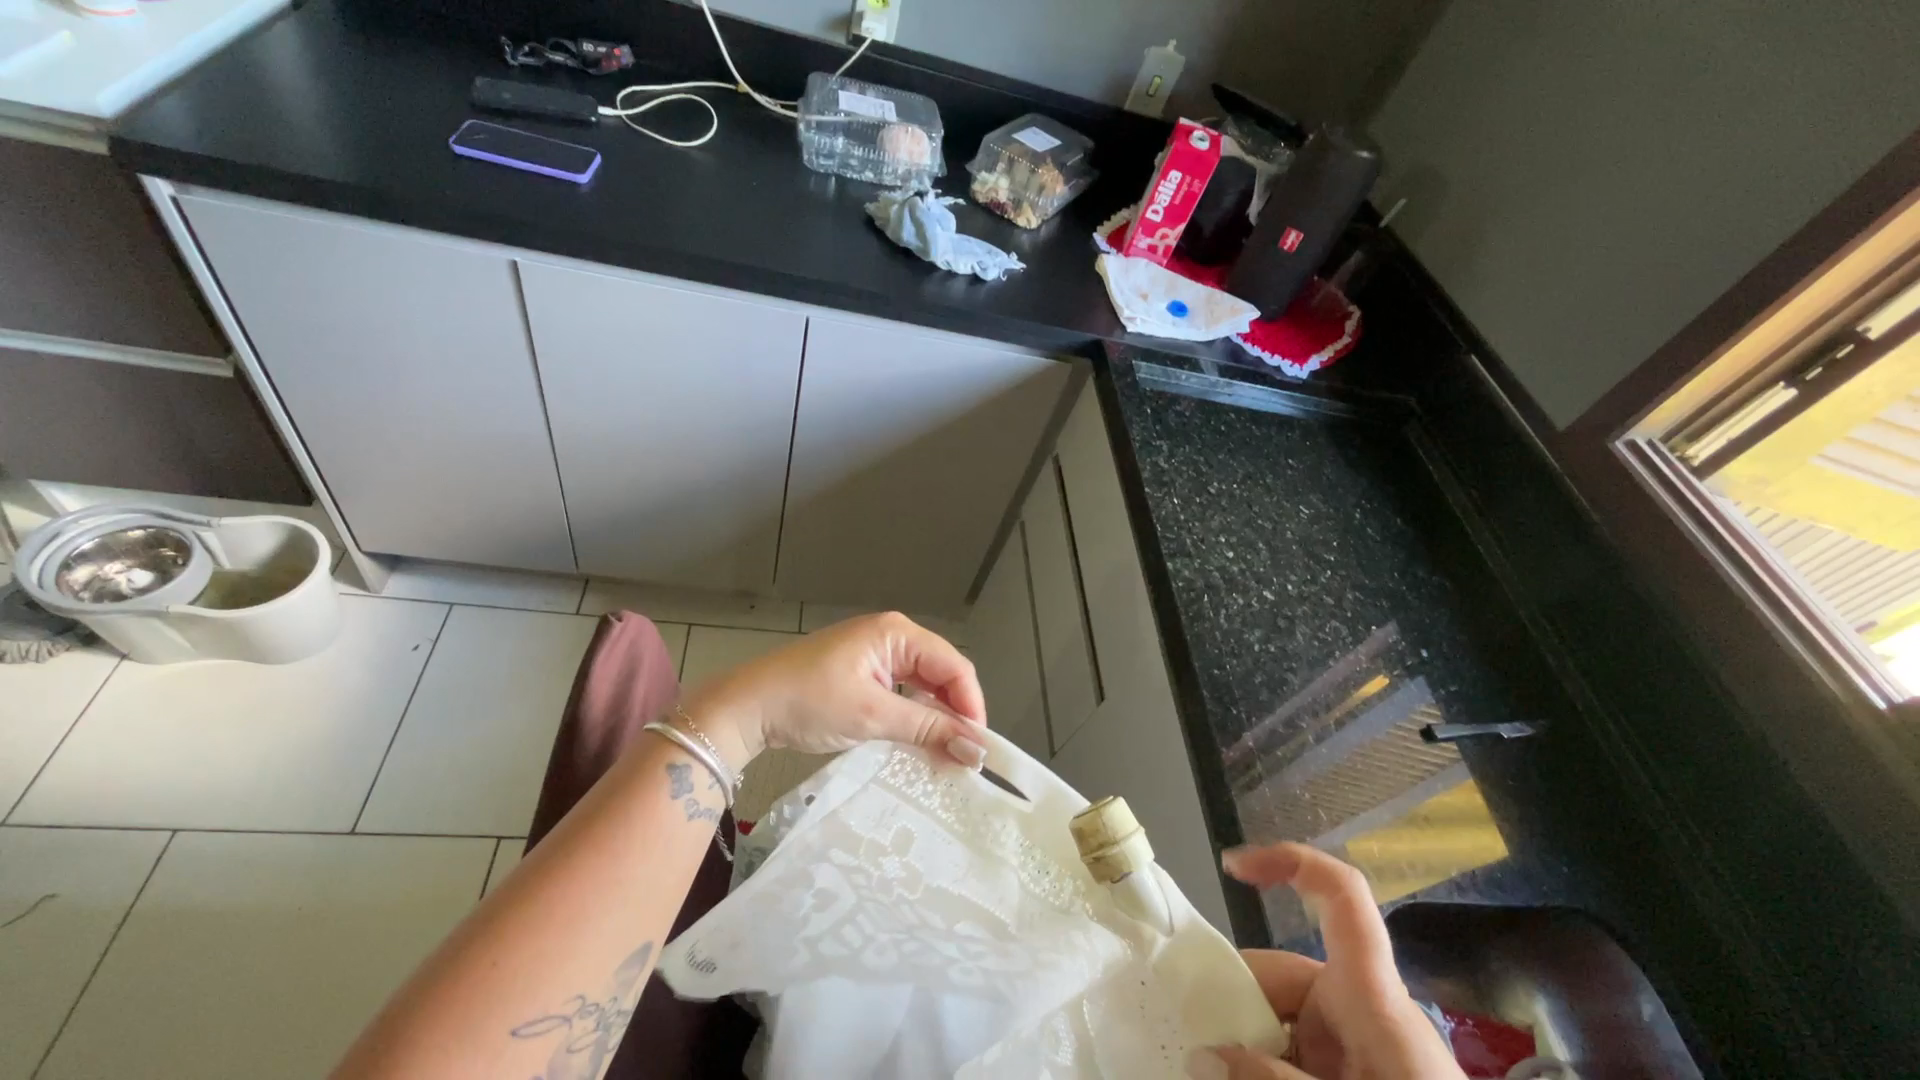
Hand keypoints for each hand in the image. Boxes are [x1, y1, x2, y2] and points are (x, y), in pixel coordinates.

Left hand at [679, 612, 988, 772]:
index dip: (971, 706)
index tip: (978, 748)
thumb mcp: (872, 716)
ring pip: (923, 685)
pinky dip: (912, 716)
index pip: (954, 666)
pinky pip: (901, 692)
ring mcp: (874, 654)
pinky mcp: (861, 673)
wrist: (744, 708)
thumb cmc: (808, 702)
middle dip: (955, 713)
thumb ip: (928, 728)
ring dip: (934, 718)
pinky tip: (917, 742)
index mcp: (897, 633)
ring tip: (944, 754)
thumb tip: (975, 748)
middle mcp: (891, 636)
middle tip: (963, 756)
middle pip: (942, 673)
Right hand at [1191, 843, 1464, 1079]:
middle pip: (1280, 976)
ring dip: (1240, 1047)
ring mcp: (1355, 1050)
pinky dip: (1259, 1068)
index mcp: (1371, 997)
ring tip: (1200, 1068)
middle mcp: (1360, 1011)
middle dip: (1230, 1002)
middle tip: (1184, 1037)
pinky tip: (1232, 1078)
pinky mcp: (1349, 1076)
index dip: (1290, 862)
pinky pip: (1292, 1057)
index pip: (1341, 898)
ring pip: (1278, 1025)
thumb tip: (1201, 1056)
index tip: (1232, 867)